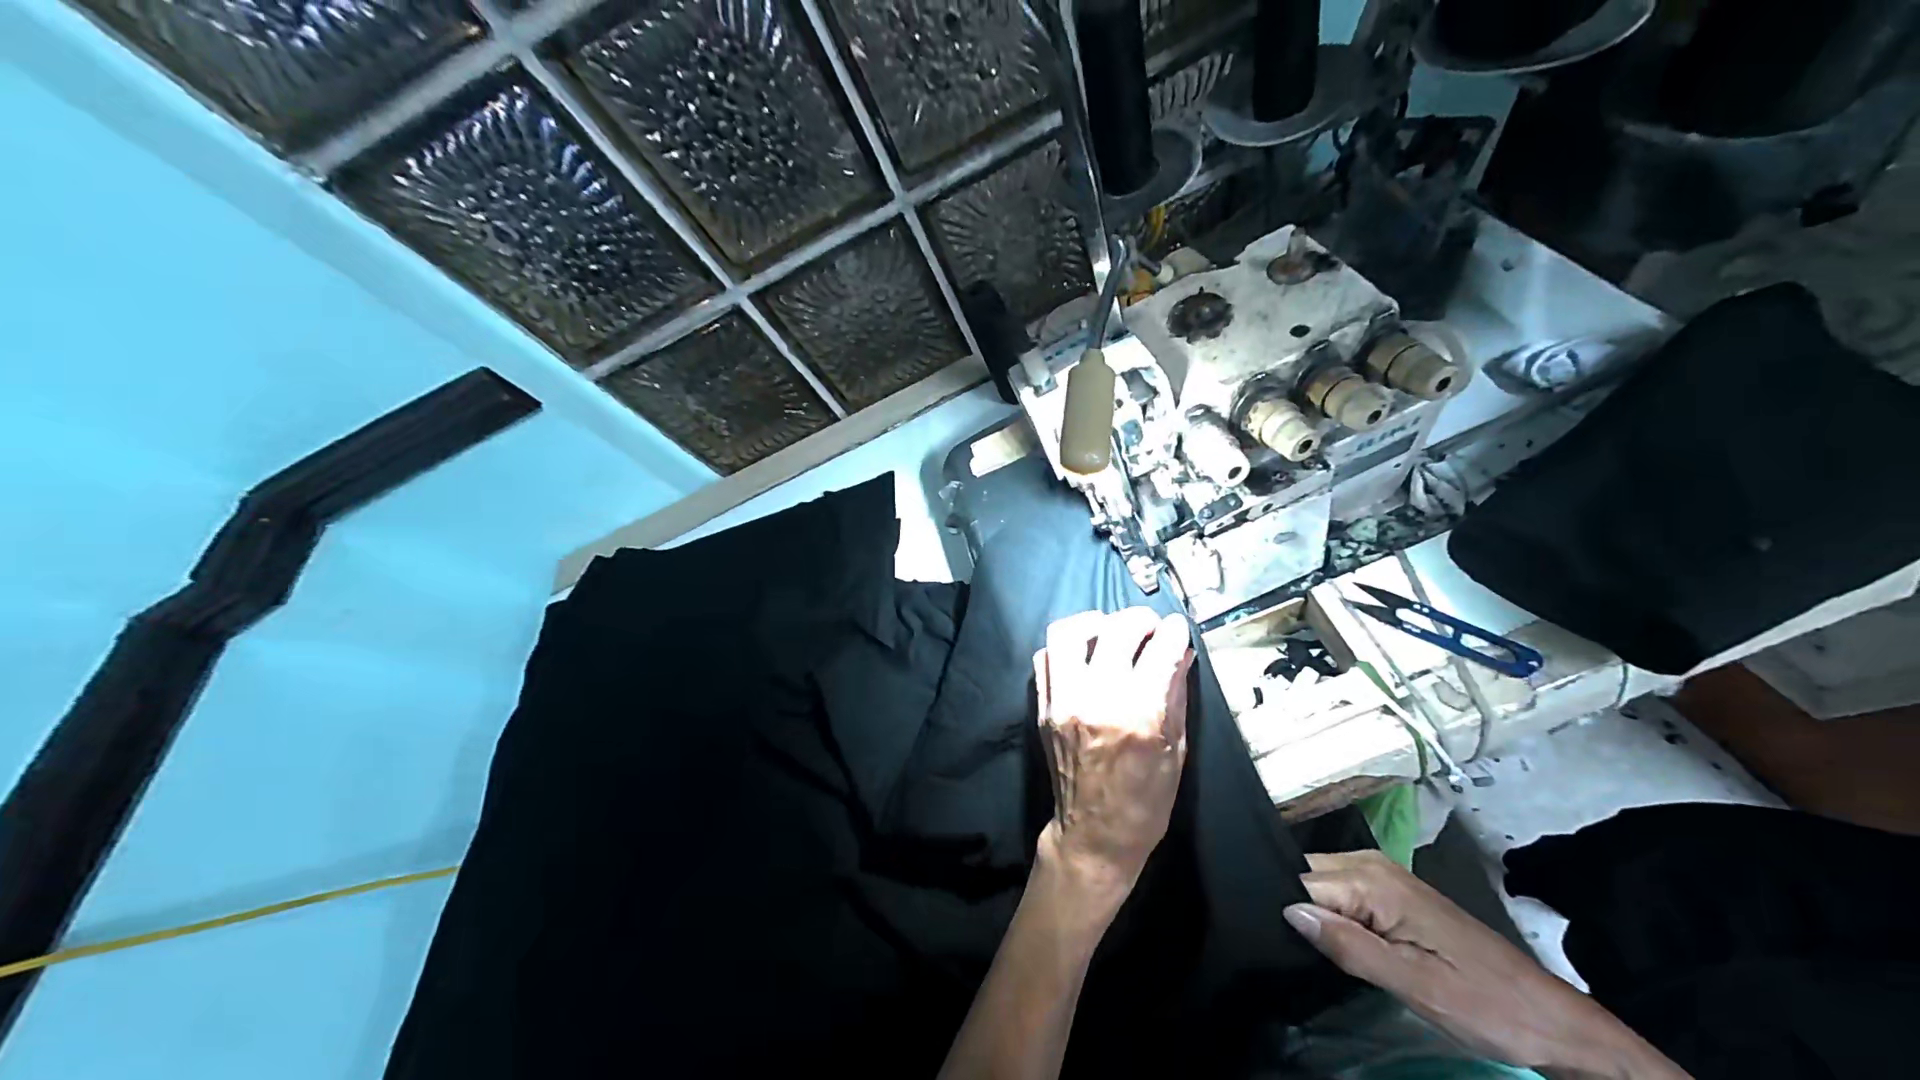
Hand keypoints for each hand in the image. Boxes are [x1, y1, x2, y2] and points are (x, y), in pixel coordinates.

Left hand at [1032, 608, 1194, 912]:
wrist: (1094, 835)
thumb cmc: (1146, 802)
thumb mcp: (1176, 751)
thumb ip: (1176, 695)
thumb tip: (1180, 652)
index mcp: (1138, 716)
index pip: (1158, 650)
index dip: (1173, 633)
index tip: (1177, 630)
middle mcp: (1096, 700)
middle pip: (1115, 631)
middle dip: (1139, 619)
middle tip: (1151, 627)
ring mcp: (1063, 701)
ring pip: (1069, 633)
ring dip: (1095, 622)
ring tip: (1112, 631)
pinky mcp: (1044, 707)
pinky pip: (1045, 658)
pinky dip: (1066, 647)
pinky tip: (1085, 654)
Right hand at [1284, 852, 1689, 1079]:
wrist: (1551, 1019)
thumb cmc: (1485, 1005)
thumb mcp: (1415, 985)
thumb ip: (1348, 946)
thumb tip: (1289, 911)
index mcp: (1374, 881)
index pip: (1301, 882)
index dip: (1282, 908)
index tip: (1273, 938)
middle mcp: (1372, 864)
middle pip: (1305, 874)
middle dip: (1291, 904)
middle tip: (1289, 947)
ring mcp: (1381, 875)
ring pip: (1318, 881)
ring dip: (1308, 909)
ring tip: (1307, 945)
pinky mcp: (1389, 892)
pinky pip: (1338, 890)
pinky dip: (1328, 911)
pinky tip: (1330, 938)